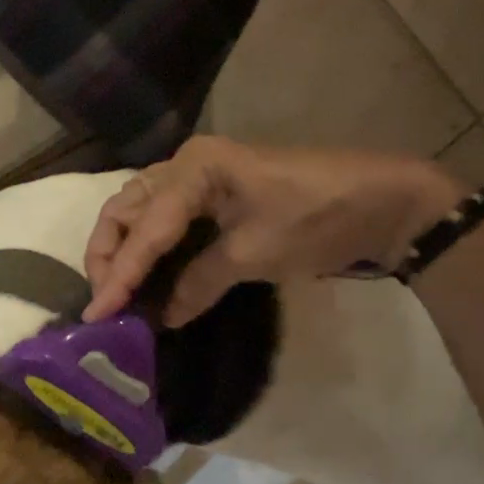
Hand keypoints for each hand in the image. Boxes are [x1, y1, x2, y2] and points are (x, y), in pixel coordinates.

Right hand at [82, 137, 466, 325]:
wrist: (386, 202)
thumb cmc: (320, 219)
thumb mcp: (255, 256)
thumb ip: (198, 284)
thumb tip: (160, 318)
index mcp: (194, 169)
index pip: (143, 230)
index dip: (118, 275)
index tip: (97, 314)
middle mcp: (185, 164)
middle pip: (124, 210)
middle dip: (108, 256)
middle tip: (104, 301)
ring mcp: (197, 177)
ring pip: (136, 212)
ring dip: (122, 251)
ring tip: (117, 291)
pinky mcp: (212, 194)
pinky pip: (162, 219)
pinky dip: (147, 248)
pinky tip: (143, 278)